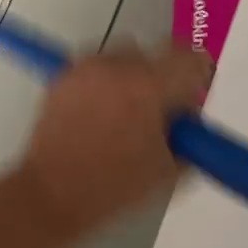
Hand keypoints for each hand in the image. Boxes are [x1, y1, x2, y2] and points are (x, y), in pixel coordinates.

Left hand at [19, 45, 212, 236]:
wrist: (52, 192)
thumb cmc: (116, 186)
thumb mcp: (171, 168)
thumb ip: (187, 134)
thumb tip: (186, 117)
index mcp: (148, 87)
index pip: (188, 58)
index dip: (195, 75)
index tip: (190, 95)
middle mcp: (113, 68)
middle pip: (149, 54)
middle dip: (157, 77)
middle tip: (155, 113)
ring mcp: (81, 70)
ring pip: (117, 58)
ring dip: (126, 77)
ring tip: (122, 115)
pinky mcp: (58, 79)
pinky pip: (90, 70)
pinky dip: (99, 83)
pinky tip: (97, 115)